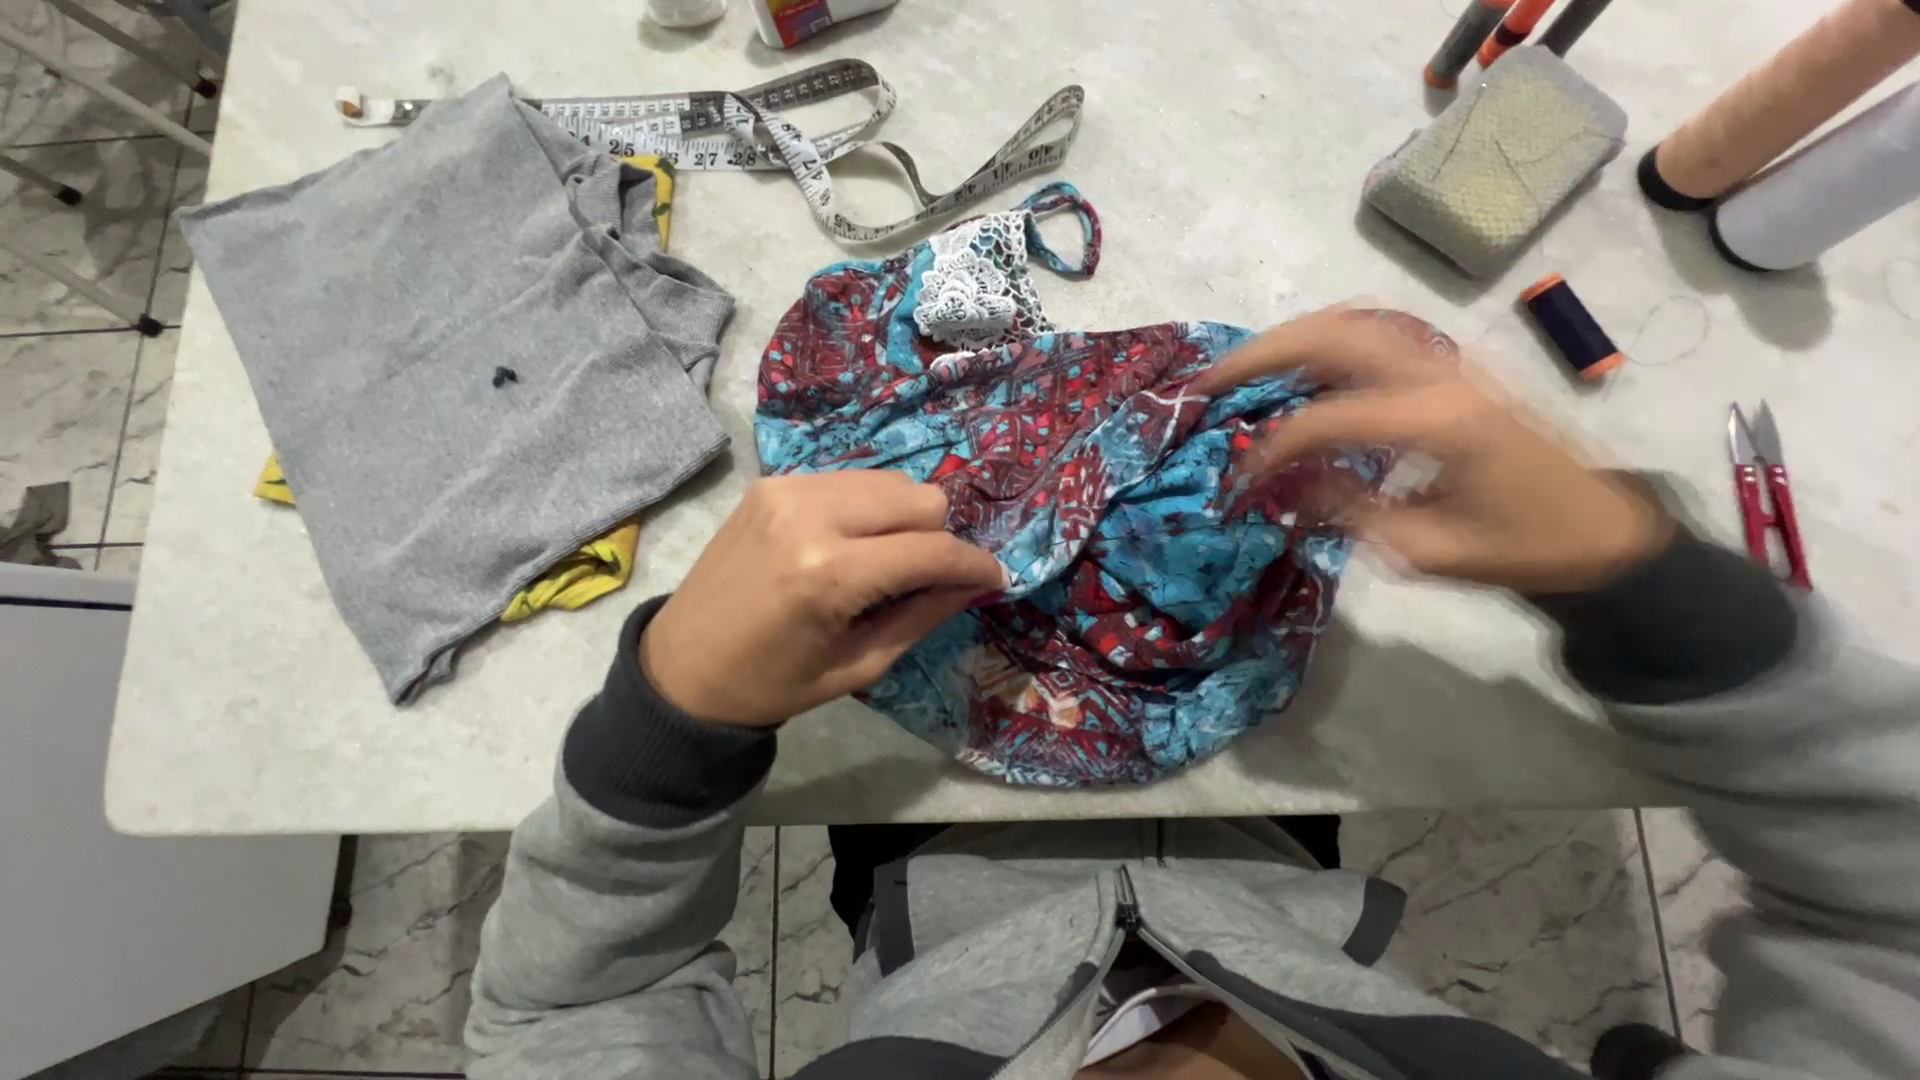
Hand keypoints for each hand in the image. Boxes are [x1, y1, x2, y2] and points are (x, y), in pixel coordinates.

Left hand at [641, 471, 1006, 726]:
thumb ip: (923, 614)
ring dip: (905, 518)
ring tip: (886, 560)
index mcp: (830, 574)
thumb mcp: (858, 665)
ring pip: (890, 481)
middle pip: (920, 498)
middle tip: (926, 576)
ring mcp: (789, 489)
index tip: (993, 579)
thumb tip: (973, 581)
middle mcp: (812, 514)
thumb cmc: (773, 683)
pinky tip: (852, 542)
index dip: (973, 565)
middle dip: (938, 538)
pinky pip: (851, 480)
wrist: (681, 667)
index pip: (932, 550)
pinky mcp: (774, 481)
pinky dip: (868, 508)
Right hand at [1193, 307, 1671, 592]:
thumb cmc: (1519, 549)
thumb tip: (1282, 484)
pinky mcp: (1453, 368)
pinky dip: (1325, 343)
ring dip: (1291, 339)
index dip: (1271, 448)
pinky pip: (1376, 335)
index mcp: (1437, 422)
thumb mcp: (1425, 549)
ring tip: (1246, 370)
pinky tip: (1299, 371)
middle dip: (1261, 353)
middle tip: (1210, 381)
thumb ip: (1346, 509)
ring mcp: (1450, 363)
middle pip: (1333, 334)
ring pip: (1354, 321)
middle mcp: (1440, 375)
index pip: (1324, 418)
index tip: (1242, 480)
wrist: (1603, 531)